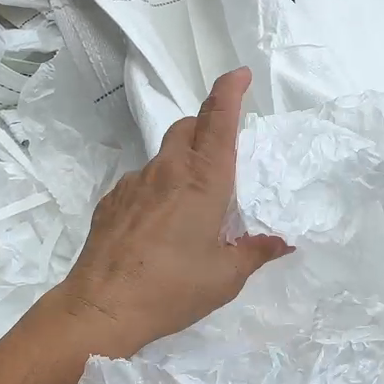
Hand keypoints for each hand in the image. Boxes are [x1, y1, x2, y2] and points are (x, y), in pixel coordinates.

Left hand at [47, 67, 290, 357]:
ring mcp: (133, 184)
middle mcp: (167, 172)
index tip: (239, 75)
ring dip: (180, 164)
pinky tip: (157, 225)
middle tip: (220, 153)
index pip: (219, 120)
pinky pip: (140, 183)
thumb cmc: (172, 291)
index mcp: (203, 181)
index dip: (230, 91)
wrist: (102, 308)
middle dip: (206, 126)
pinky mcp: (111, 202)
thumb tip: (281, 242)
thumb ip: (254, 253)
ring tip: (189, 204)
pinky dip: (155, 190)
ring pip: (162, 156)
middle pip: (187, 127)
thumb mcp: (225, 278)